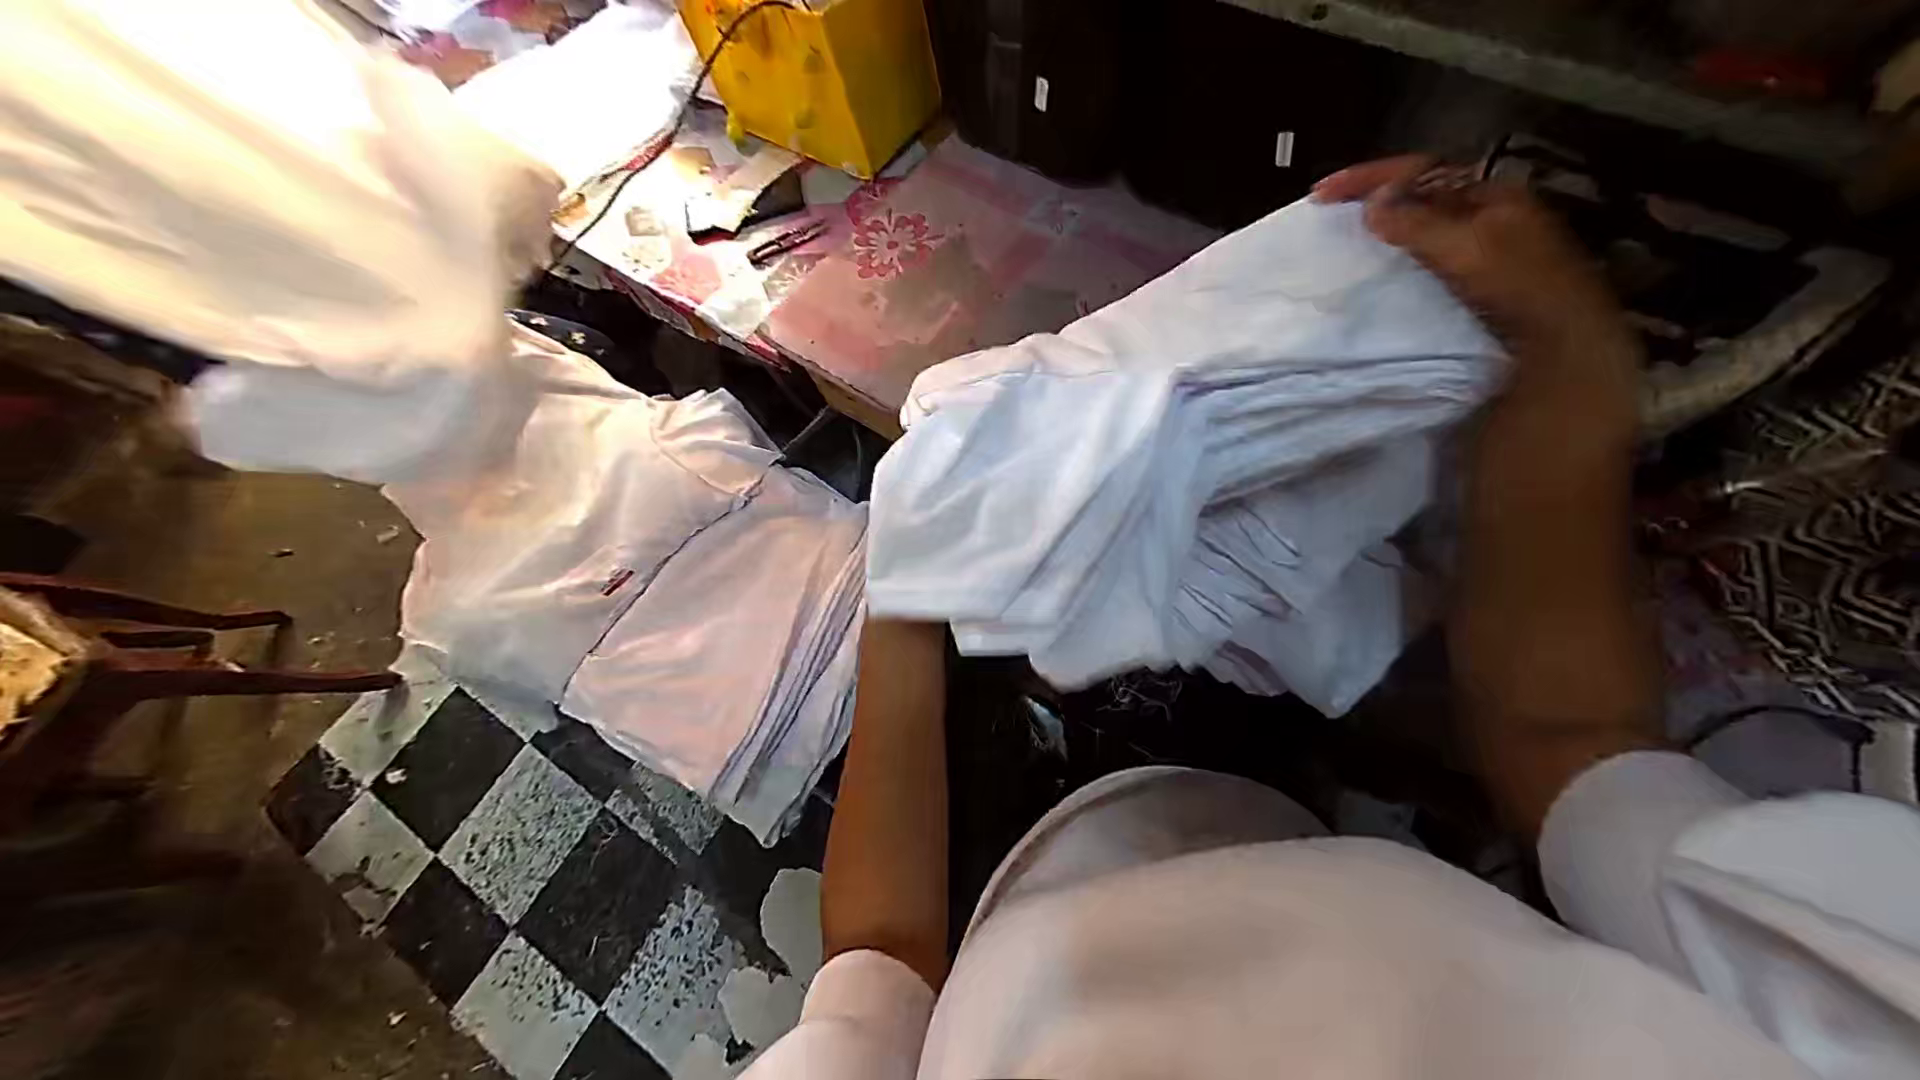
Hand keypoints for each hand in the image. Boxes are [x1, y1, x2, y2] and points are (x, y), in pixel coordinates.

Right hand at [1313, 155, 1640, 443]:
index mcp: (1490, 195)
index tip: (1321, 194)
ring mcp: (1476, 249)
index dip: (1370, 178)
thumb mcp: (1467, 250)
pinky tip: (1368, 267)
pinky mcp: (1465, 282)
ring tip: (1339, 238)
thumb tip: (1372, 202)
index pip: (1422, 171)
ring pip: (1416, 226)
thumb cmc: (1516, 290)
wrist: (1556, 348)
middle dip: (1371, 198)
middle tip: (1325, 212)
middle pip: (1417, 194)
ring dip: (1377, 228)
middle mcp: (1484, 215)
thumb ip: (1418, 225)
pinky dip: (1388, 256)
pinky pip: (1417, 256)